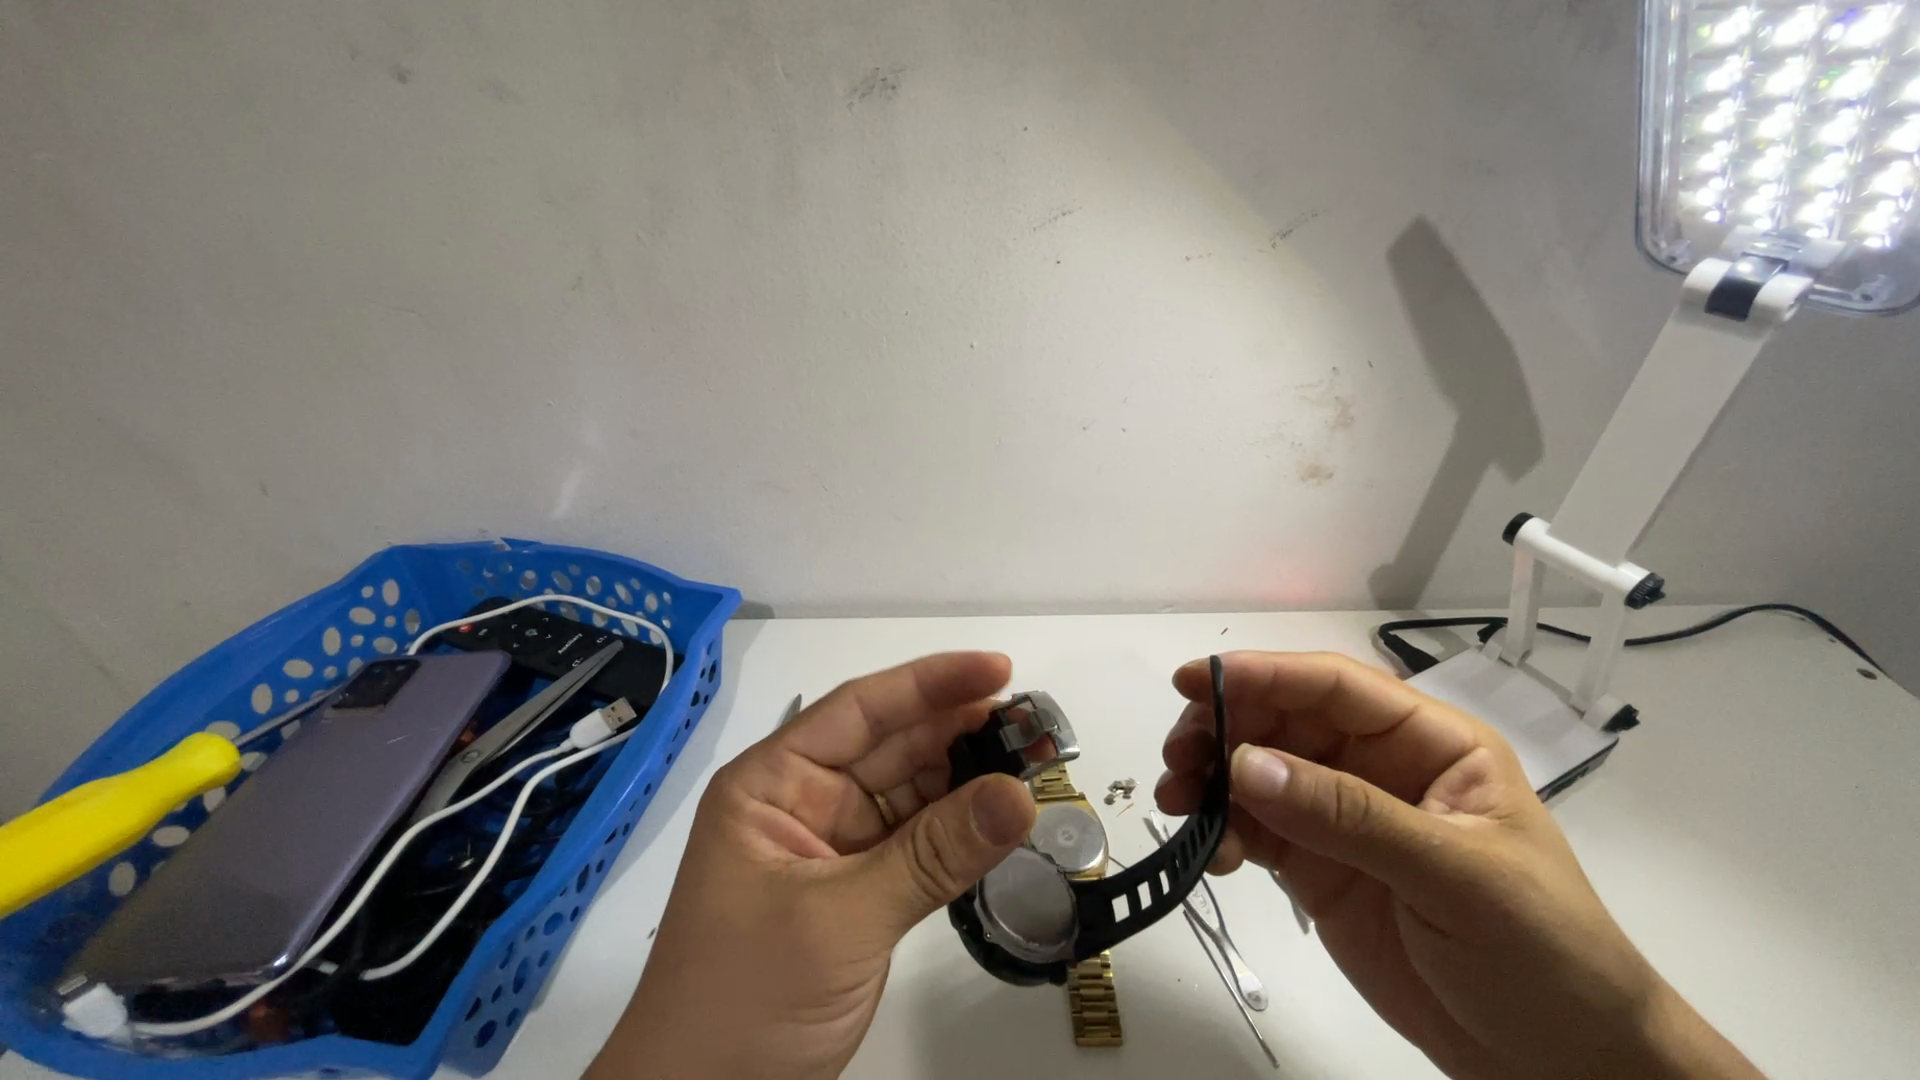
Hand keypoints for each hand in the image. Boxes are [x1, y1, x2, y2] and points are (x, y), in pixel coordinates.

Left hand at [587, 652, 1035, 1079]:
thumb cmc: (745, 1000)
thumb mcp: (840, 919)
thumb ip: (933, 855)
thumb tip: (1020, 795)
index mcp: (773, 782)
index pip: (859, 710)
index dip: (930, 682)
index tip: (999, 669)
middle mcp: (803, 800)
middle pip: (891, 745)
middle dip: (961, 729)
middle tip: (1037, 722)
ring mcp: (833, 845)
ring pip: (911, 792)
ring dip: (968, 776)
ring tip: (1034, 759)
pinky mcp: (858, 888)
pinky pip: (918, 841)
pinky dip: (960, 829)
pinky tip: (1003, 814)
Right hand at [1156, 651, 1759, 1079]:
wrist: (1558, 1064)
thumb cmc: (1542, 954)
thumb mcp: (1455, 876)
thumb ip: (1348, 815)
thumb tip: (1245, 764)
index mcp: (1427, 744)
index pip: (1335, 688)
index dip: (1263, 675)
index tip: (1193, 682)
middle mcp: (1376, 767)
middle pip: (1283, 722)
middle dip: (1223, 728)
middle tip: (1177, 754)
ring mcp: (1340, 817)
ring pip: (1257, 771)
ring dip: (1210, 777)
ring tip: (1176, 799)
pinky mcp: (1314, 865)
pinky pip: (1253, 828)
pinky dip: (1222, 830)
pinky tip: (1214, 852)